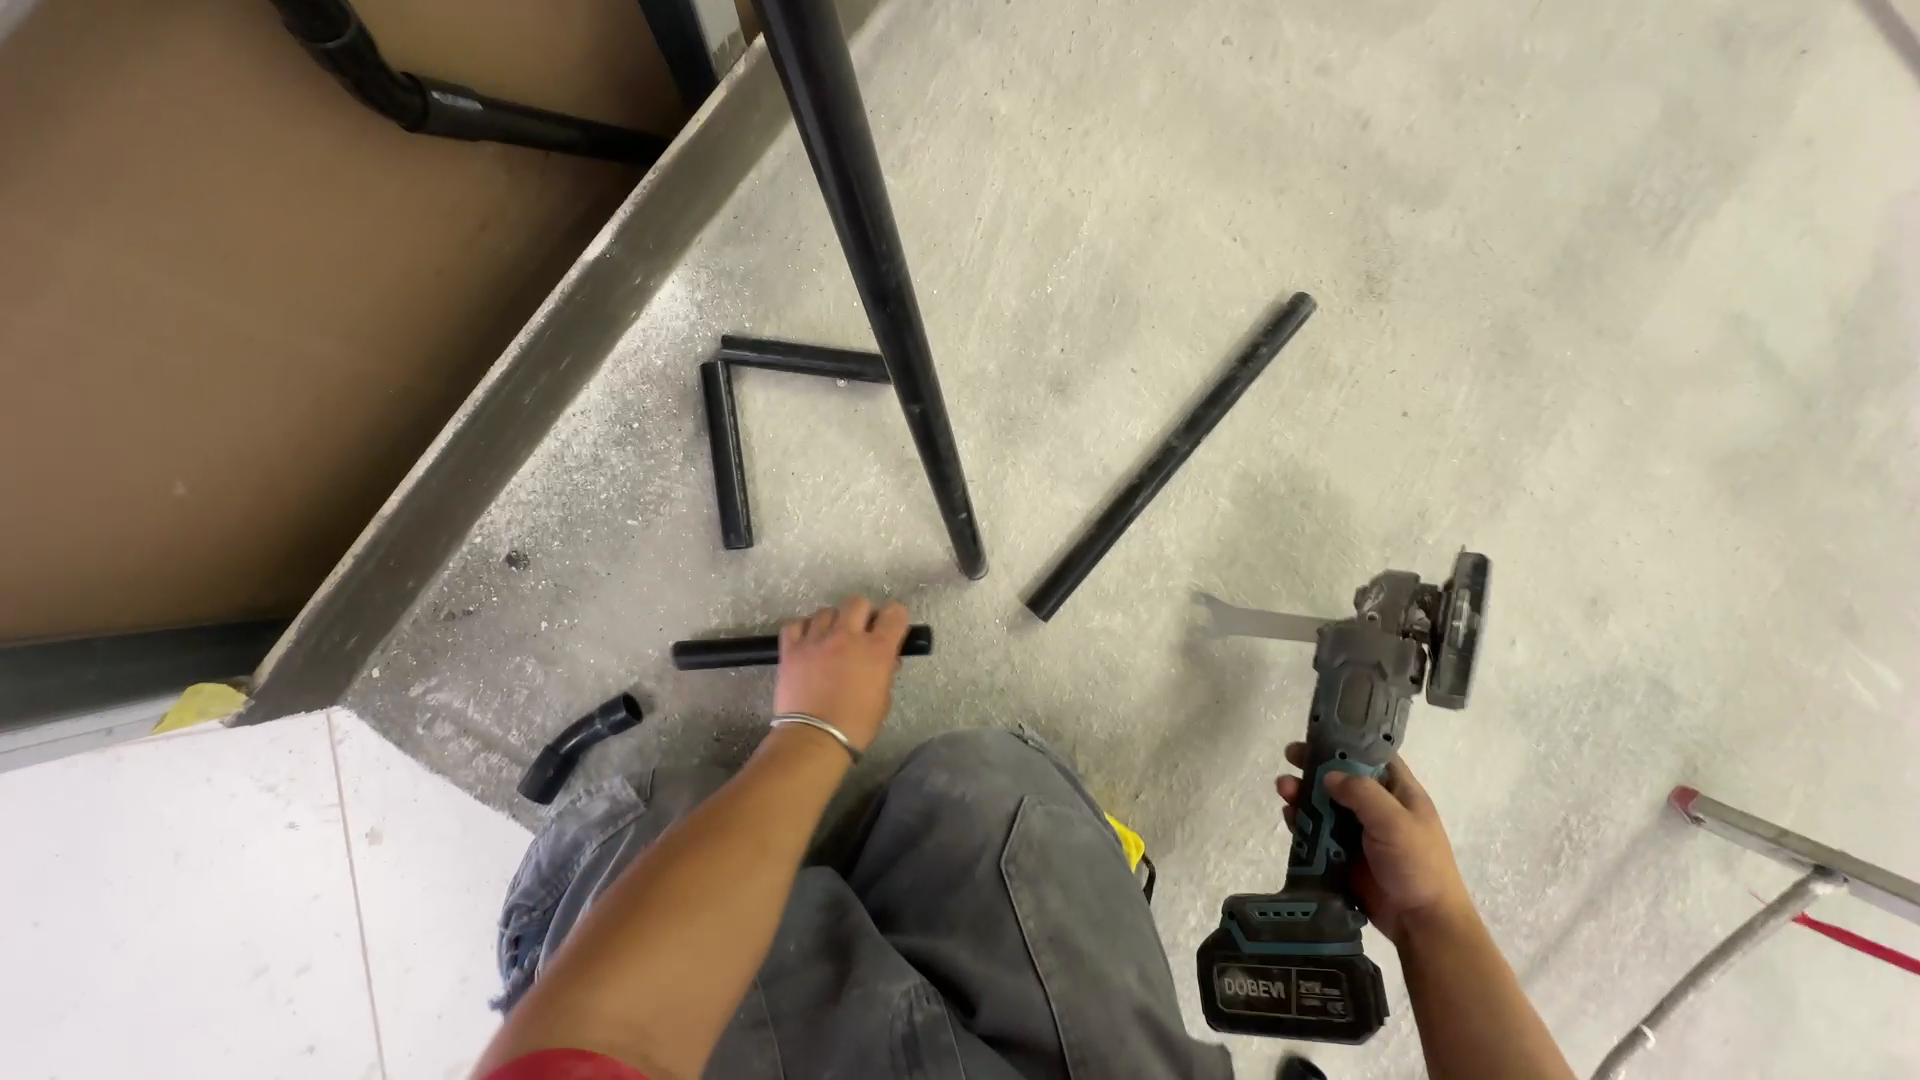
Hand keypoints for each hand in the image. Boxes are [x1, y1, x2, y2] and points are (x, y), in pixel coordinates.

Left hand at [773, 596, 910, 750]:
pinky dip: (803, 629)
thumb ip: (885, 673)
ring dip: (833, 621)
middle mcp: (847, 636)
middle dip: (863, 613)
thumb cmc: (856, 725)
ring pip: (826, 611)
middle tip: (860, 631)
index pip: (895, 614)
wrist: (814, 739)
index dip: (896, 617)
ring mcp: (816, 640)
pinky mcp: (791, 649)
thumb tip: (887, 661)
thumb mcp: (883, 699)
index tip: (891, 627)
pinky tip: (807, 641)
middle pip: (858, 603)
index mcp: (876, 649)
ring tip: (831, 637)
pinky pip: (796, 625)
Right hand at [1274, 743, 1473, 945]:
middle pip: (1341, 778)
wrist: (1421, 923)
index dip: (1347, 743)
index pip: (1373, 757)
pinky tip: (1288, 816)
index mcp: (1400, 794)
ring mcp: (1359, 832)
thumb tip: (1329, 776)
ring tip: (1283, 789)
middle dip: (1315, 767)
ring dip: (1302, 794)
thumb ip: (1362, 793)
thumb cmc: (1418, 865)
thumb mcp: (1395, 821)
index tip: (1319, 734)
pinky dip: (1300, 822)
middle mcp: (1378, 808)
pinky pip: (1316, 832)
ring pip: (1324, 804)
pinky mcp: (1342, 854)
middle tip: (1290, 757)